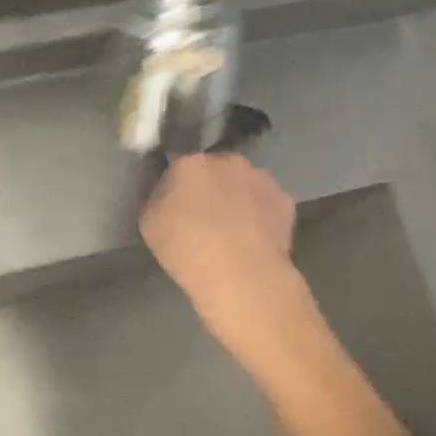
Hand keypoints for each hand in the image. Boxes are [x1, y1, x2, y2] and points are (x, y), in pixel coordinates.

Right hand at [141, 153, 299, 342]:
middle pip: (216, 169)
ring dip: (240, 198)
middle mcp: (228, 161)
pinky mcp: (285, 199)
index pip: (180, 166)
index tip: (178, 207)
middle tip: (208, 218)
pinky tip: (257, 239)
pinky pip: (268, 203)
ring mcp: (261, 178)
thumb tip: (169, 193)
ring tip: (236, 231)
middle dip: (212, 187)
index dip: (179, 187)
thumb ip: (159, 199)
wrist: (240, 275)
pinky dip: (263, 215)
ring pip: (246, 183)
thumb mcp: (149, 225)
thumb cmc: (187, 251)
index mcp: (190, 164)